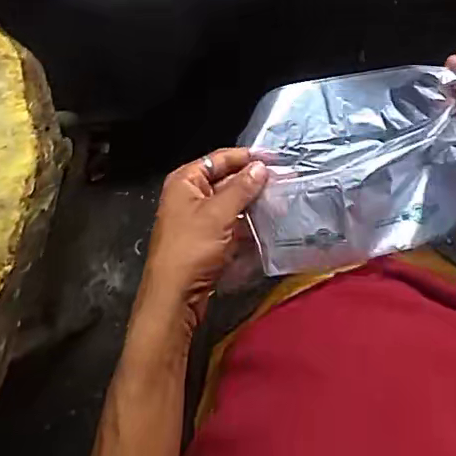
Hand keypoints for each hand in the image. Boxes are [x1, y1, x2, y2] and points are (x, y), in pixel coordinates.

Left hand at [138, 148, 268, 333]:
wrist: (174, 297)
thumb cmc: (192, 248)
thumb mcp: (218, 214)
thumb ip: (241, 188)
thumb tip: (260, 167)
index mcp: (185, 180)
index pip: (219, 159)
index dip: (246, 157)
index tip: (274, 158)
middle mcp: (188, 194)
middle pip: (224, 180)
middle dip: (251, 181)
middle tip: (282, 181)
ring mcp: (196, 218)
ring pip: (229, 203)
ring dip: (251, 204)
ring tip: (279, 201)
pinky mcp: (205, 240)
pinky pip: (229, 224)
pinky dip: (245, 223)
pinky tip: (266, 224)